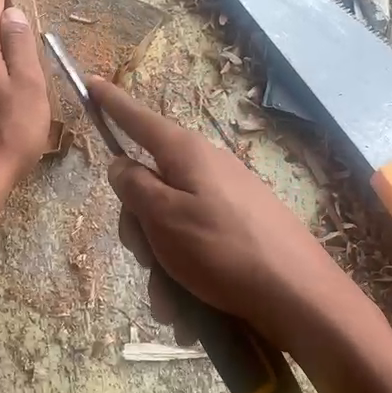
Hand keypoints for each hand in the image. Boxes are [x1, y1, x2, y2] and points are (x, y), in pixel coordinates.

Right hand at [90, 77, 353, 346]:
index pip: (138, 119)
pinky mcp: (244, 226)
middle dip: (140, 226)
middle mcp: (208, 166)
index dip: (112, 103)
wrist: (300, 296)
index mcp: (185, 153)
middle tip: (145, 258)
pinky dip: (188, 274)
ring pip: (172, 221)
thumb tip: (120, 163)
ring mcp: (228, 196)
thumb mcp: (163, 217)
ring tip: (172, 303)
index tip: (92, 82)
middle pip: (151, 183)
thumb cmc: (222, 249)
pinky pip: (198, 242)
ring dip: (163, 263)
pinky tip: (191, 310)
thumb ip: (134, 186)